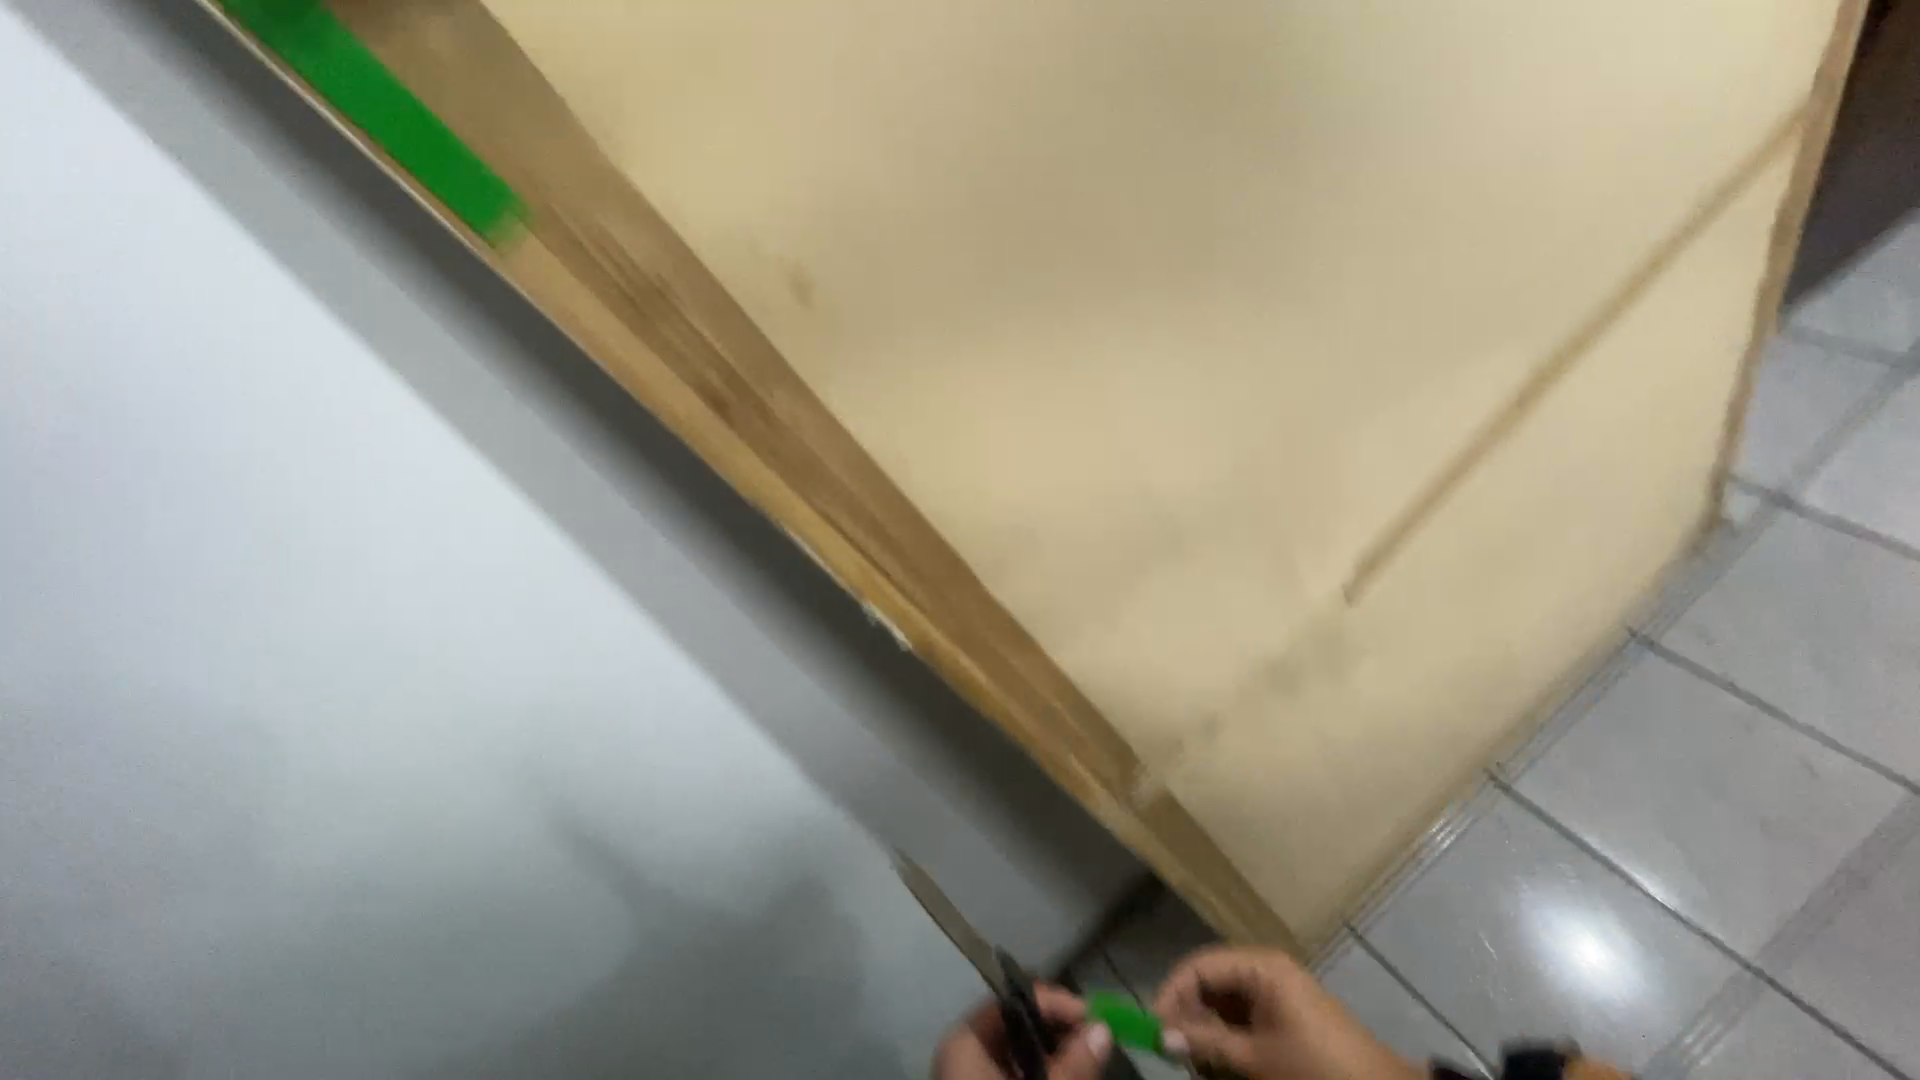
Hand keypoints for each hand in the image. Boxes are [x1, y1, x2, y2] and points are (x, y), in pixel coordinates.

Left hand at [933, 985, 1113, 1079]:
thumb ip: (1072, 1065)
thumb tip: (1104, 1029)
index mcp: (963, 1040)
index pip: (1012, 1000)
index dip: (1054, 1002)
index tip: (1091, 1015)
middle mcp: (959, 1051)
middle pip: (1015, 1025)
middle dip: (1056, 1029)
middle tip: (1093, 1038)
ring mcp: (963, 1074)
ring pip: (1015, 1051)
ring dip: (1051, 1052)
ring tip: (1083, 1057)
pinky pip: (1007, 1069)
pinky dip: (1035, 1070)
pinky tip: (1062, 1074)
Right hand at [1154, 947, 1422, 1079]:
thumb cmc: (1314, 1068)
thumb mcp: (1255, 1059)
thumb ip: (1207, 1044)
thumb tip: (1162, 1037)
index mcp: (1260, 966)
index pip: (1200, 966)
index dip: (1172, 993)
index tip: (1153, 1026)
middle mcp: (1266, 968)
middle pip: (1210, 980)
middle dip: (1188, 1012)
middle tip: (1170, 1046)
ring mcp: (1277, 991)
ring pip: (1224, 1000)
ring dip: (1205, 1027)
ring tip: (1193, 1057)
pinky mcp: (1286, 1014)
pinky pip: (1243, 1015)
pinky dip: (1226, 1034)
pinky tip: (1217, 1058)